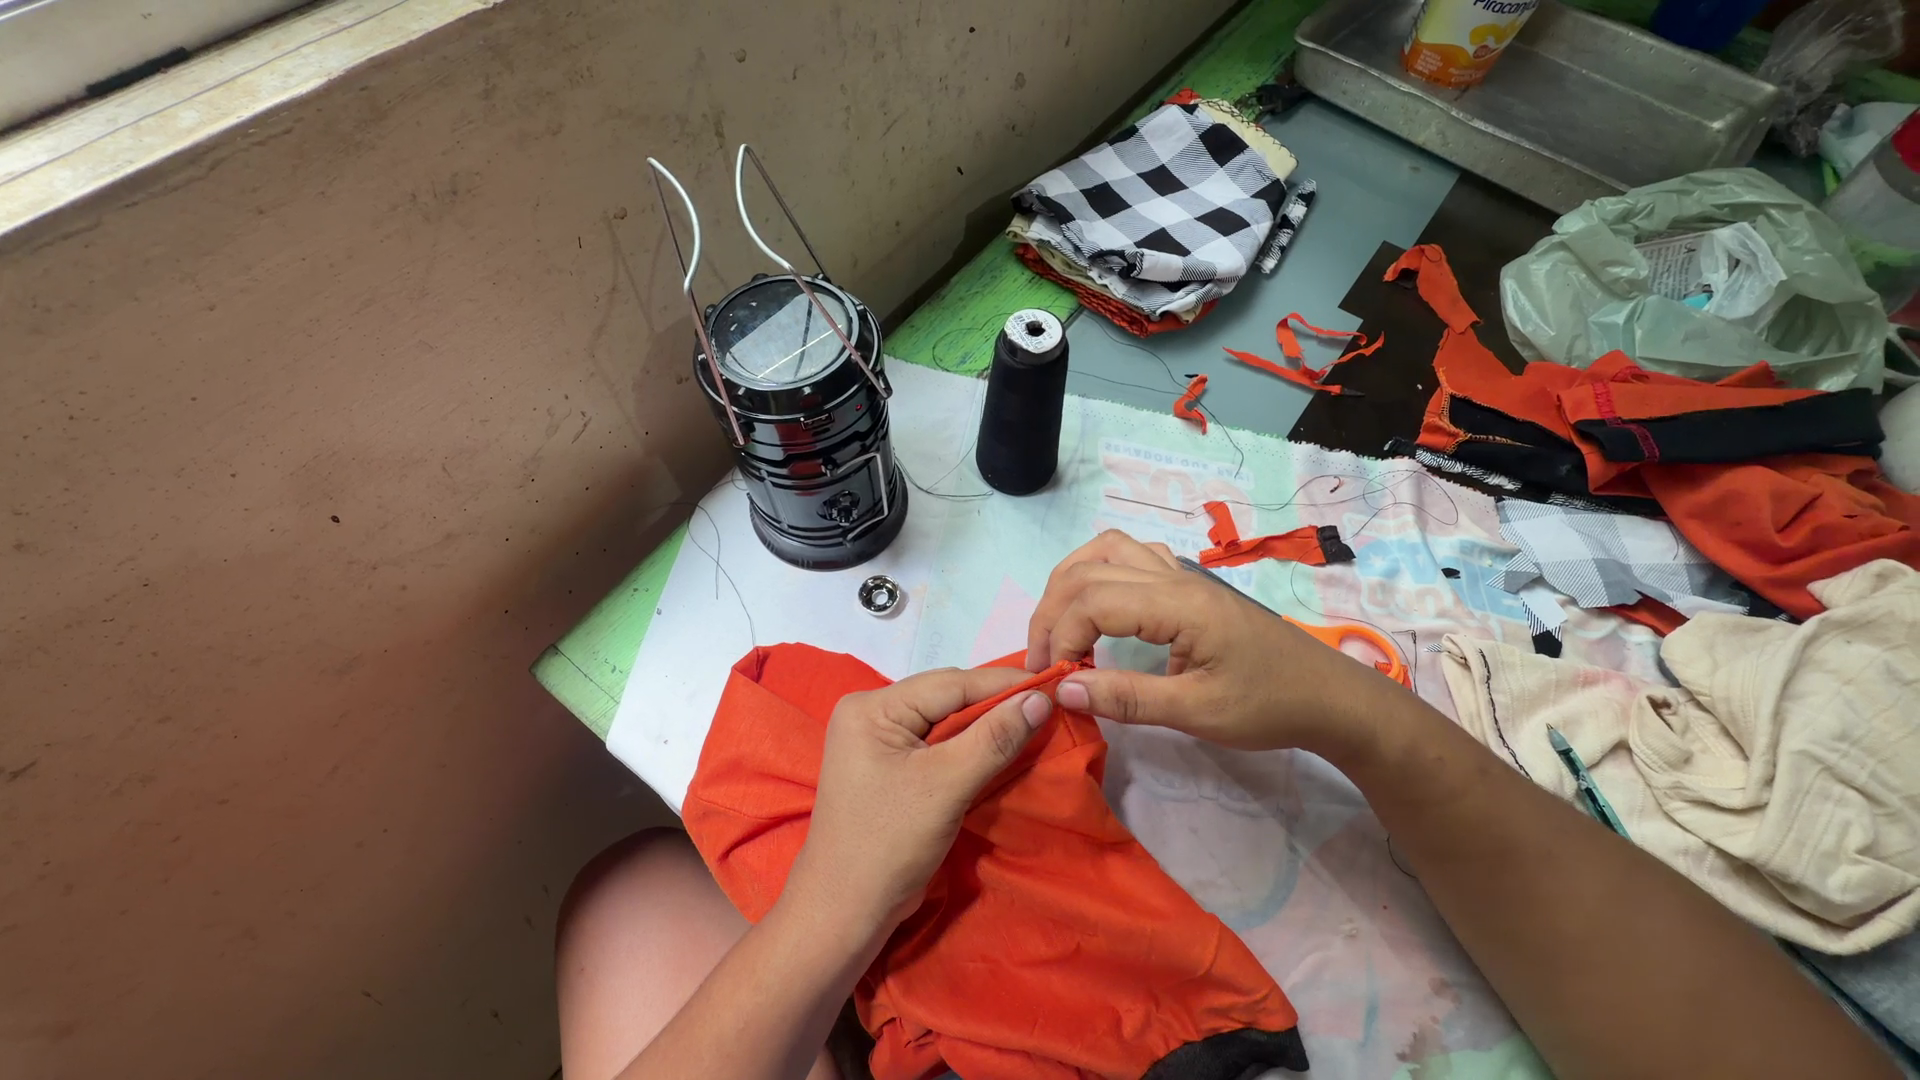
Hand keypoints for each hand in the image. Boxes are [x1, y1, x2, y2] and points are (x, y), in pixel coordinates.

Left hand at [783, 666, 1055, 944]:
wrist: (845, 912)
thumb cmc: (889, 843)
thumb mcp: (947, 785)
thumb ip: (994, 738)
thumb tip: (1039, 698)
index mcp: (872, 707)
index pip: (949, 683)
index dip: (1003, 683)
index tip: (1053, 683)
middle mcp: (870, 714)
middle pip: (946, 698)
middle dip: (995, 702)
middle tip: (1047, 703)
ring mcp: (878, 742)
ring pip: (944, 721)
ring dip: (985, 725)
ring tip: (1032, 720)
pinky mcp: (889, 767)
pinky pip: (937, 744)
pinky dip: (969, 746)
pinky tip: (1000, 746)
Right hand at [1023, 529, 1405, 758]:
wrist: (1331, 697)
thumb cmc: (1270, 706)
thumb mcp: (1197, 712)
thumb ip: (1127, 699)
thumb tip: (1062, 689)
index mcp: (1179, 604)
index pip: (1092, 600)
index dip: (1059, 636)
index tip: (1052, 680)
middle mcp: (1175, 577)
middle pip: (1089, 569)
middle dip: (1051, 611)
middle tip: (1041, 659)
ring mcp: (1184, 576)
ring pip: (1107, 550)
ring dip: (1071, 581)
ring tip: (1058, 626)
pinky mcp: (1190, 585)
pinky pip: (1132, 558)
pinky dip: (1100, 575)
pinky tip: (1100, 610)